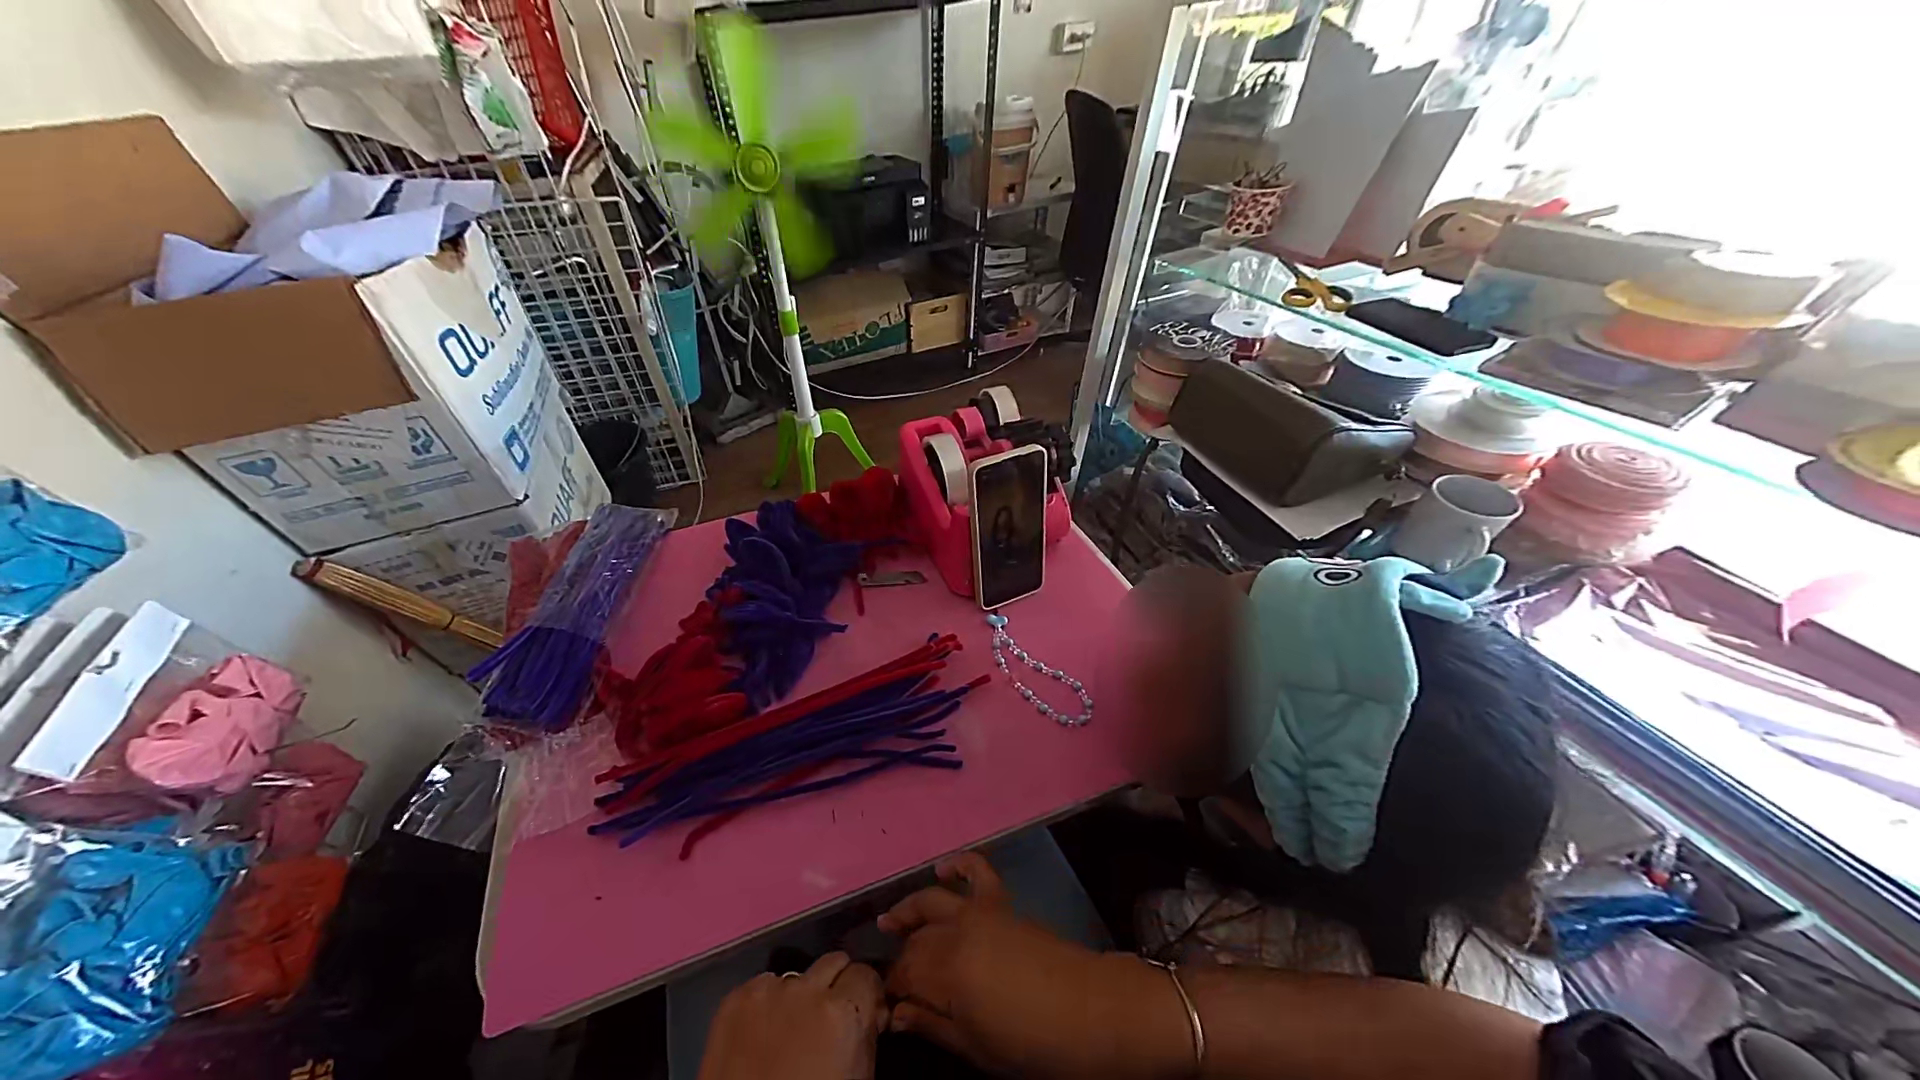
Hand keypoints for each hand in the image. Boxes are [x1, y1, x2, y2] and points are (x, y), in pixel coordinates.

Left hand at [697, 952, 887, 1079]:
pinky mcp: (734, 999)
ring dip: (799, 996)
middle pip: (833, 961)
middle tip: (828, 1019)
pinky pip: (763, 986)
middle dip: (836, 985)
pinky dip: (768, 1005)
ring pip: (796, 975)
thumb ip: (865, 1036)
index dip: (865, 994)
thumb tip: (870, 1012)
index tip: (863, 1011)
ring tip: (789, 1030)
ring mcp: (767, 990)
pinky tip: (761, 1036)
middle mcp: (806, 989)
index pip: (865, 973)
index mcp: (842, 1012)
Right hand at [879, 853, 1189, 1079]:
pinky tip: (944, 868)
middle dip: (901, 958)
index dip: (891, 989)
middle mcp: (956, 932)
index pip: (903, 974)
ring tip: (891, 921)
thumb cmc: (1033, 1042)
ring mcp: (980, 911)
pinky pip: (977, 871)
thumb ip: (932, 1025)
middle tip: (896, 980)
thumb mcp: (977, 1048)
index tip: (886, 1006)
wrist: (1092, 1011)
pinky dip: (959, 865)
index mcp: (947, 972)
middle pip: (915, 940)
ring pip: (931, 901)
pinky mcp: (1002, 901)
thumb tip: (895, 1014)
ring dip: (908, 910)